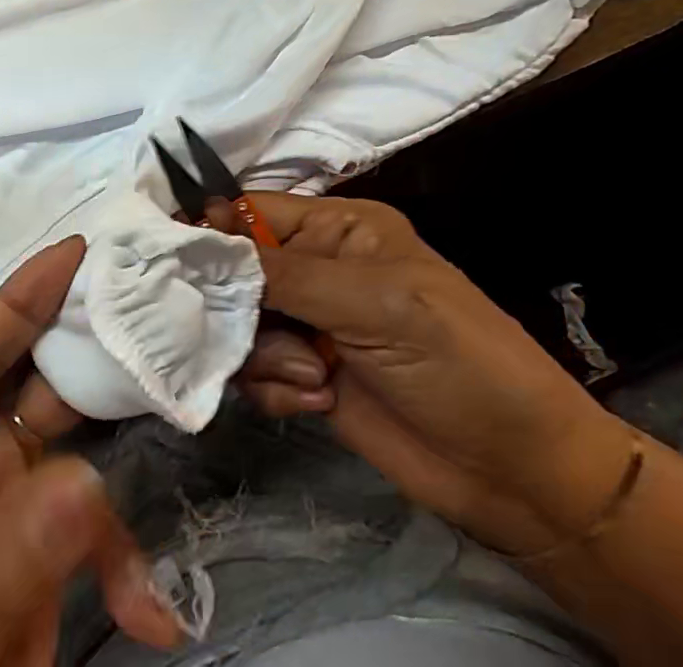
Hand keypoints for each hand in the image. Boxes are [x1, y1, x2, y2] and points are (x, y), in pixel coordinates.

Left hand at [0, 236, 180, 666]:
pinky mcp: (38, 533)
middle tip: (137, 295)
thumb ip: (8, 552)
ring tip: (165, 379)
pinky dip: (123, 551)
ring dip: (114, 418)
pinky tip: (148, 609)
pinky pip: (91, 512)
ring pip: (67, 429)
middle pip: (23, 381)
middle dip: (79, 341)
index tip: (74, 250)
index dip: (18, 301)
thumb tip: (86, 478)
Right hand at [233, 194, 640, 557]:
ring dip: (263, 355)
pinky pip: (254, 372)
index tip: (173, 263)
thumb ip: (287, 274)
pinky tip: (319, 400)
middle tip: (257, 334)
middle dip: (237, 308)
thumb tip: (202, 244)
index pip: (254, 213)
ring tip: (315, 376)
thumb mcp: (376, 302)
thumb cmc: (456, 361)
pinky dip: (274, 388)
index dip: (212, 232)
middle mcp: (320, 270)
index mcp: (342, 229)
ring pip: (239, 327)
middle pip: (235, 273)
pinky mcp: (307, 375)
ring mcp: (312, 325)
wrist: (510, 469)